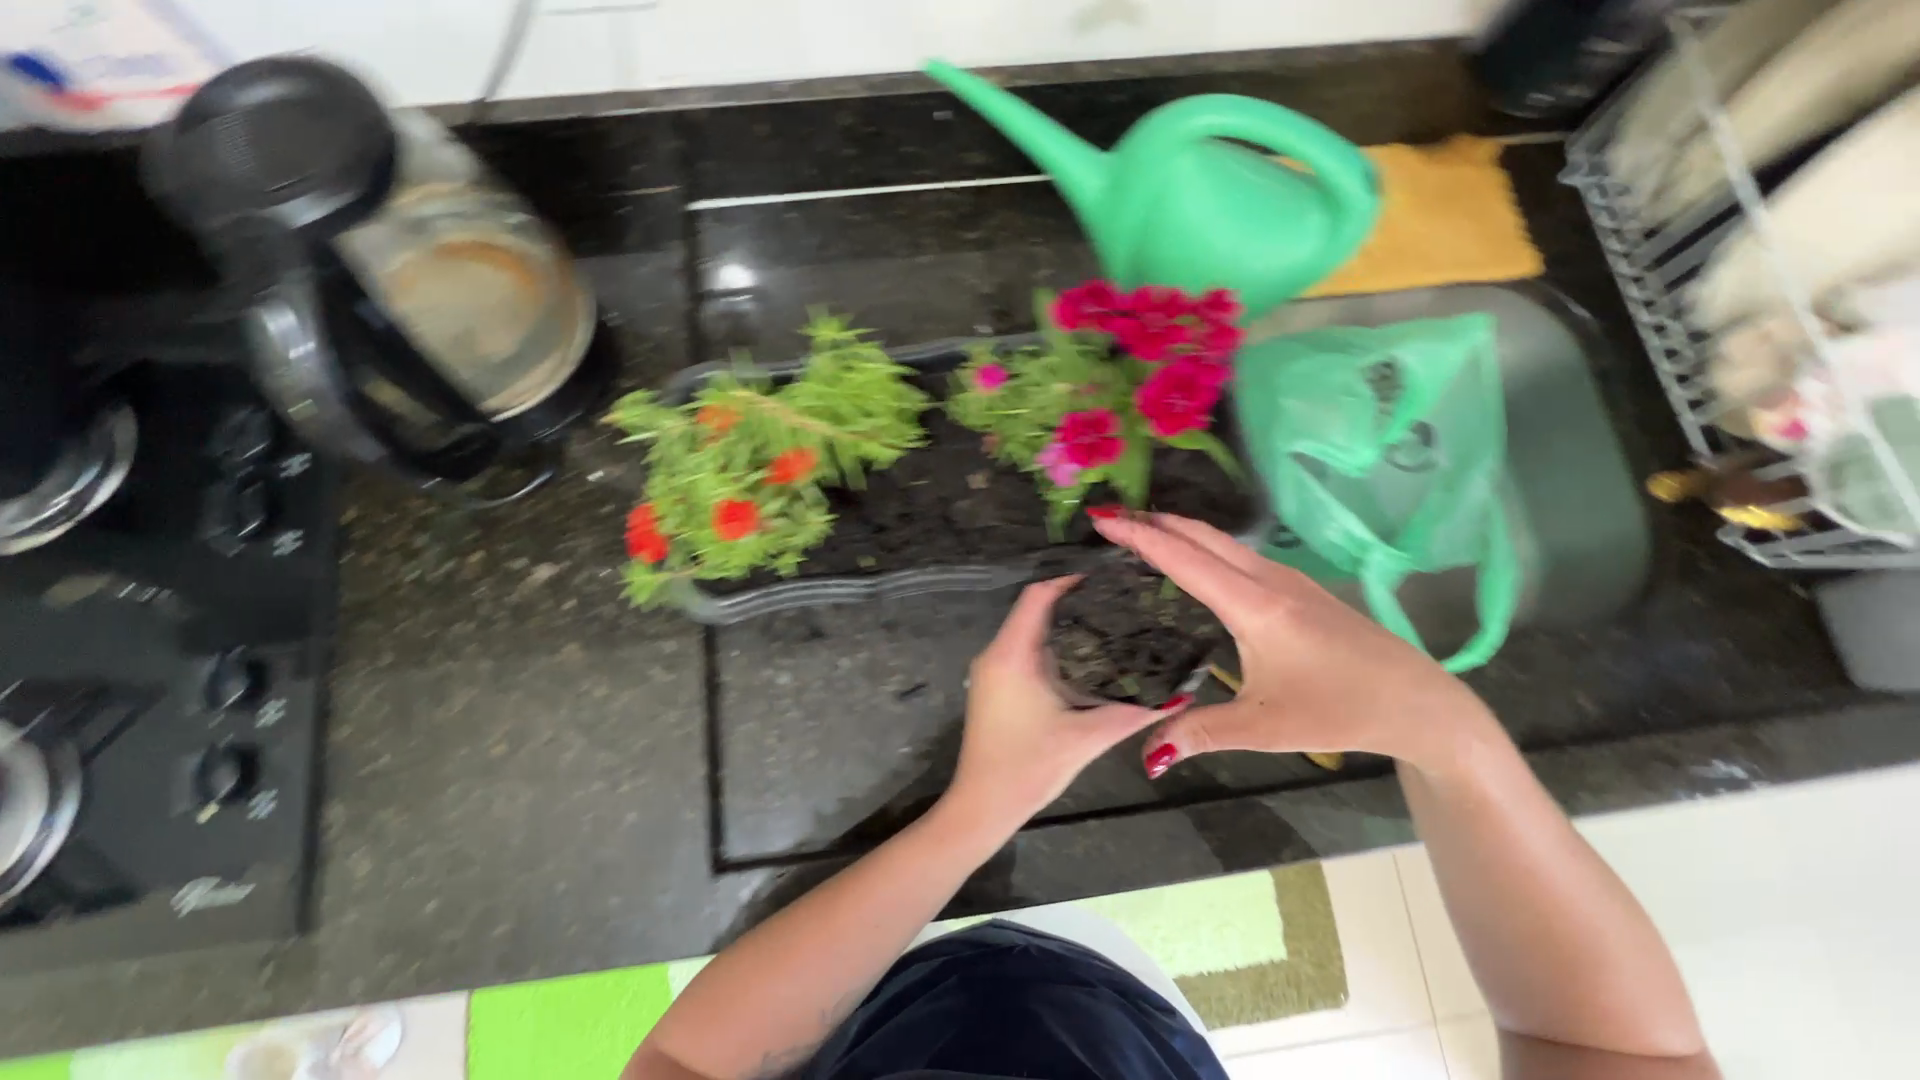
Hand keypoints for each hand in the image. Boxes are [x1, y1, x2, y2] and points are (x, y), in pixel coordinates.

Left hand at [942, 577, 1187, 831]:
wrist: (982, 806)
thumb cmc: (1029, 767)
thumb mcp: (1087, 737)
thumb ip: (1134, 713)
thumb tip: (1181, 695)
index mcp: (1012, 654)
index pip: (1038, 596)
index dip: (1071, 581)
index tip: (1110, 581)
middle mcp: (996, 654)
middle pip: (1034, 609)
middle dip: (1075, 602)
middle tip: (1120, 602)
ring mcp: (991, 671)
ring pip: (1029, 631)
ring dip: (1064, 625)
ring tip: (1110, 624)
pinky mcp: (994, 687)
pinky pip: (1023, 651)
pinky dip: (1053, 646)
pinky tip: (1086, 658)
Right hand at [1090, 513, 1501, 777]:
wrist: (1417, 701)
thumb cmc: (1341, 710)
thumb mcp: (1265, 728)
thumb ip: (1201, 733)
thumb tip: (1146, 756)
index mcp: (1254, 606)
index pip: (1184, 560)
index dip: (1140, 537)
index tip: (1102, 520)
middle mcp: (1268, 580)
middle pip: (1202, 536)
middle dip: (1154, 522)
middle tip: (1110, 519)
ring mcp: (1288, 579)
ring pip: (1223, 542)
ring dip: (1180, 531)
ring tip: (1141, 534)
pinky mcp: (1300, 588)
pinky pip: (1239, 554)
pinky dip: (1204, 547)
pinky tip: (1195, 564)